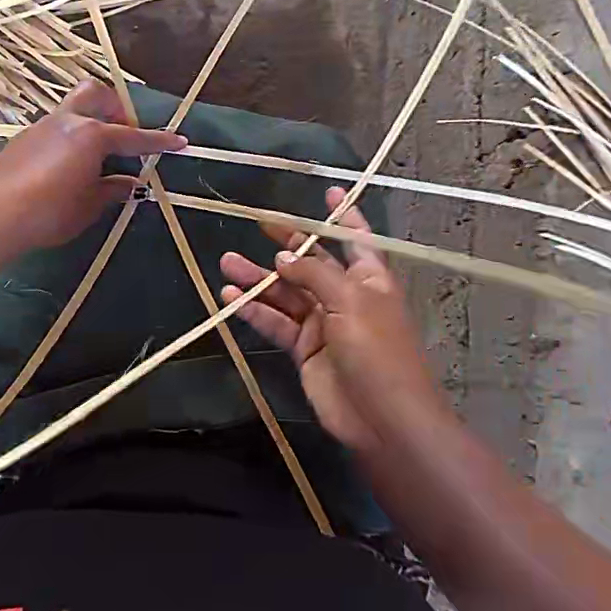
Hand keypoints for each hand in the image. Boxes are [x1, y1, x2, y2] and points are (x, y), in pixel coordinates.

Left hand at [0, 80, 184, 251]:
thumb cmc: (50, 212)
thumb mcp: (89, 206)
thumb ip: (112, 190)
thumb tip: (131, 183)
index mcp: (92, 136)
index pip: (134, 137)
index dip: (159, 141)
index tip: (180, 141)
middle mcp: (68, 122)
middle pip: (96, 94)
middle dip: (116, 108)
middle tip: (124, 137)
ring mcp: (42, 127)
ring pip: (73, 109)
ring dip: (91, 122)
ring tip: (97, 154)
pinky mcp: (23, 139)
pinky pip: (56, 128)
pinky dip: (72, 138)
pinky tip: (69, 165)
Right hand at [218, 187, 453, 453]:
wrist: (383, 418)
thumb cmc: (378, 351)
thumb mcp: (350, 301)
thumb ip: (314, 274)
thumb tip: (282, 255)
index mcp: (369, 278)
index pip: (356, 239)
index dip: (344, 215)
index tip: (330, 192)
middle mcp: (345, 296)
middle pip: (311, 262)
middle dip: (287, 243)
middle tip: (258, 223)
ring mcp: (323, 324)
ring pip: (286, 293)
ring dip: (259, 278)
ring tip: (227, 262)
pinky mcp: (304, 349)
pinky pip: (276, 323)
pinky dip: (254, 310)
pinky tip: (231, 297)